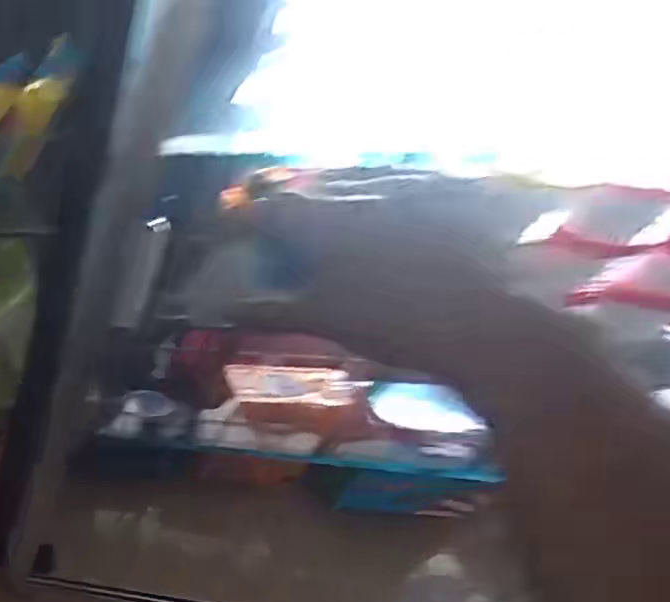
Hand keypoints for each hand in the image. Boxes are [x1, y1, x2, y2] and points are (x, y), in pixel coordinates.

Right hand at [224, 187, 587, 408]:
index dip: (246, 213)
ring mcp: (420, 191)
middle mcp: (369, 197)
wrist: (480, 323)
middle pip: (319, 182)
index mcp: (326, 225)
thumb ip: (265, 310)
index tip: (228, 216)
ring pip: (368, 174)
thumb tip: (225, 310)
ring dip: (340, 181)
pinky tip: (388, 194)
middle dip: (291, 191)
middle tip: (270, 197)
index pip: (272, 209)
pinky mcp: (462, 195)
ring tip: (325, 188)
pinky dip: (391, 184)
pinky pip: (416, 178)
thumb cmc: (382, 323)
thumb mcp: (313, 320)